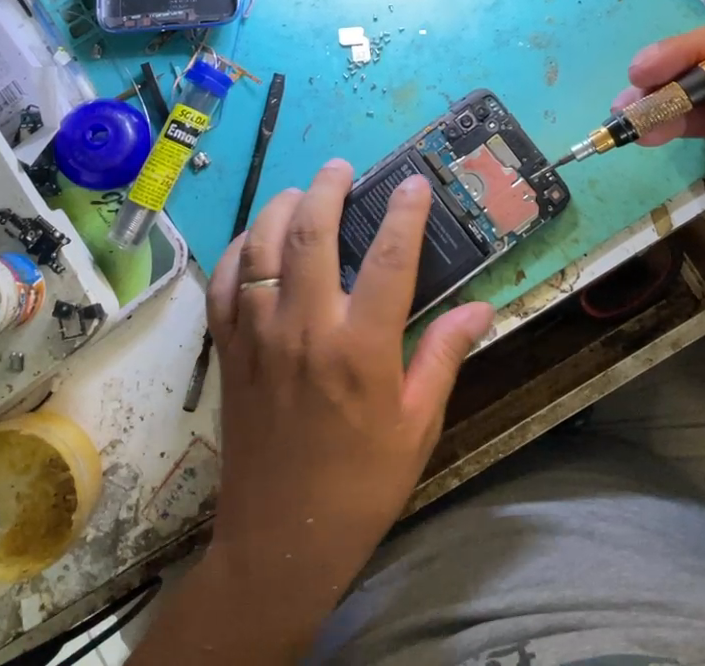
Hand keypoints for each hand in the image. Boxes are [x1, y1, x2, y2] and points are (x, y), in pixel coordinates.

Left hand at [205, 160, 493, 597]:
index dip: (405, 213)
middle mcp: (304, 329)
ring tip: (299, 192)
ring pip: (258, 246)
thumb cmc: (362, 484)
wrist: (283, 536)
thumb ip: (442, 357)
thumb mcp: (418, 426)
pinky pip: (224, 282)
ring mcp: (258, 335)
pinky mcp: (229, 350)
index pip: (389, 259)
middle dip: (326, 188)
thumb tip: (480, 309)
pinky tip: (253, 240)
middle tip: (342, 169)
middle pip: (308, 233)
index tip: (414, 183)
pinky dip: (237, 250)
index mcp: (360, 349)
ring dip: (278, 207)